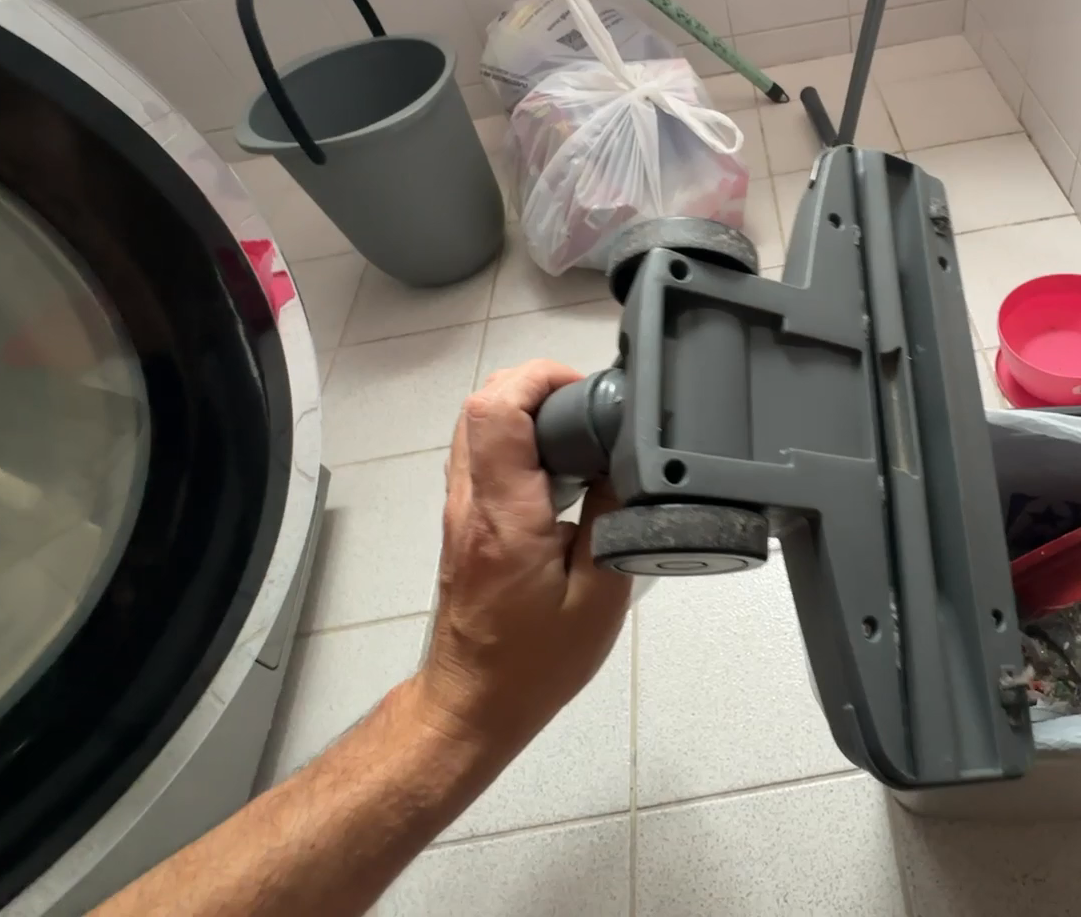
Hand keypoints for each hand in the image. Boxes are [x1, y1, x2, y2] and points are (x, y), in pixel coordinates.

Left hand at [412, 361, 630, 749]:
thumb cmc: (538, 661)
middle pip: (478, 405)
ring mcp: (459, 511)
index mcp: (506, 517)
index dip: (539, 378)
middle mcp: (471, 503)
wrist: (473, 703)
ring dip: (523, 407)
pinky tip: (558, 462)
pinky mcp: (463, 521)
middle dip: (534, 383)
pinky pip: (480, 454)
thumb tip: (620, 464)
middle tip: (588, 405)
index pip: (496, 413)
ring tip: (578, 429)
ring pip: (474, 425)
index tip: (586, 390)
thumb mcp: (599, 596)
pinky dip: (515, 435)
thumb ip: (611, 520)